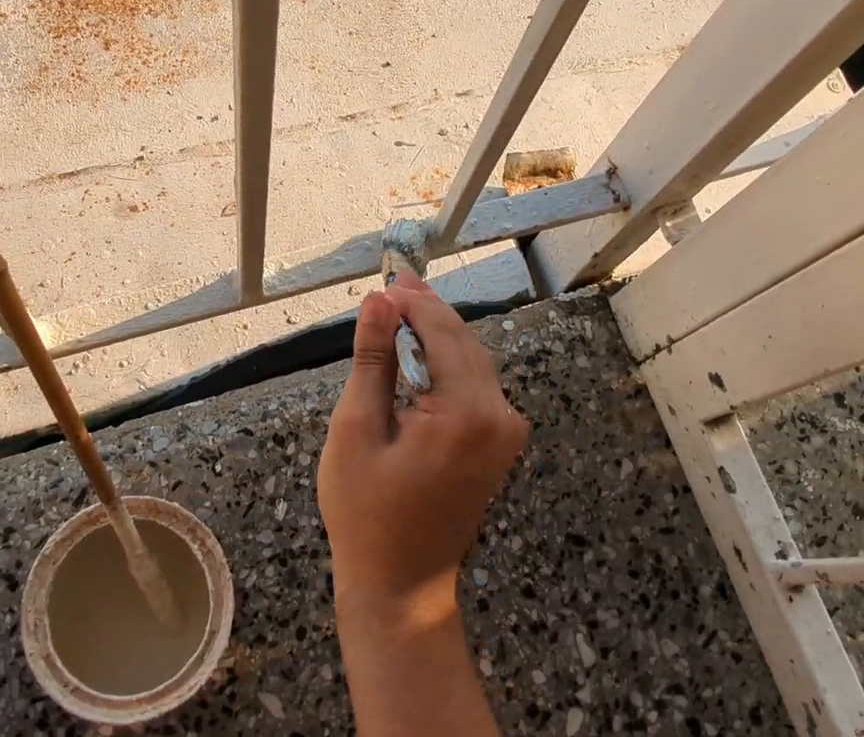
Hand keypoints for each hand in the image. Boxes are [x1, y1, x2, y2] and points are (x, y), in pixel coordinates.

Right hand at [318, 270, 528, 626]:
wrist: (402, 584)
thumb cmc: (366, 512)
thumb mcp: (357, 428)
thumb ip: (374, 359)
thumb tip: (380, 300)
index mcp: (466, 413)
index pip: (444, 333)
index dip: (414, 301)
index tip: (387, 278)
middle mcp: (500, 417)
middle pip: (464, 342)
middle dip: (427, 311)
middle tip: (391, 285)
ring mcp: (507, 432)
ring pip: (473, 360)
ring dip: (438, 334)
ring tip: (399, 310)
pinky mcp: (501, 443)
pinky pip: (477, 384)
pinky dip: (448, 362)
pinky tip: (420, 351)